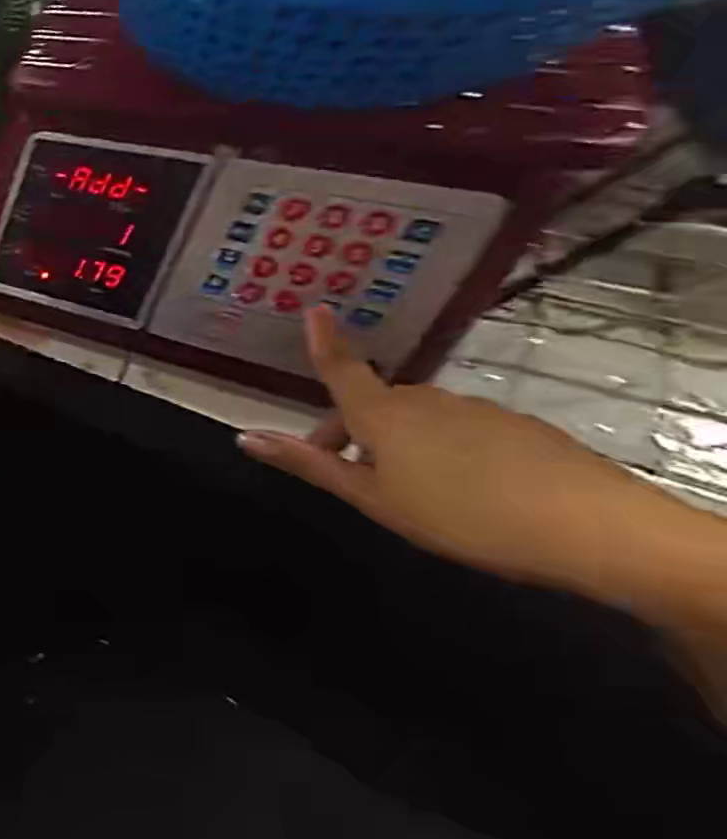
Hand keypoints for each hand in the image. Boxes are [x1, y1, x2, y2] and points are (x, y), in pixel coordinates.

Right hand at [238, 306, 694, 599]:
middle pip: (374, 405)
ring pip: (417, 420)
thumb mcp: (371, 497)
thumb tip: (244, 437)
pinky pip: (461, 430)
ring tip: (413, 494)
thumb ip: (309, 464)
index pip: (341, 370)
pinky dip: (445, 450)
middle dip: (352, 432)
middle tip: (352, 478)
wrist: (594, 530)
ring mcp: (477, 411)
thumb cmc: (459, 514)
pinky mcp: (519, 428)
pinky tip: (464, 491)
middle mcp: (425, 401)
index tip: (317, 309)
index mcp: (382, 415)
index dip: (324, 341)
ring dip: (398, 444)